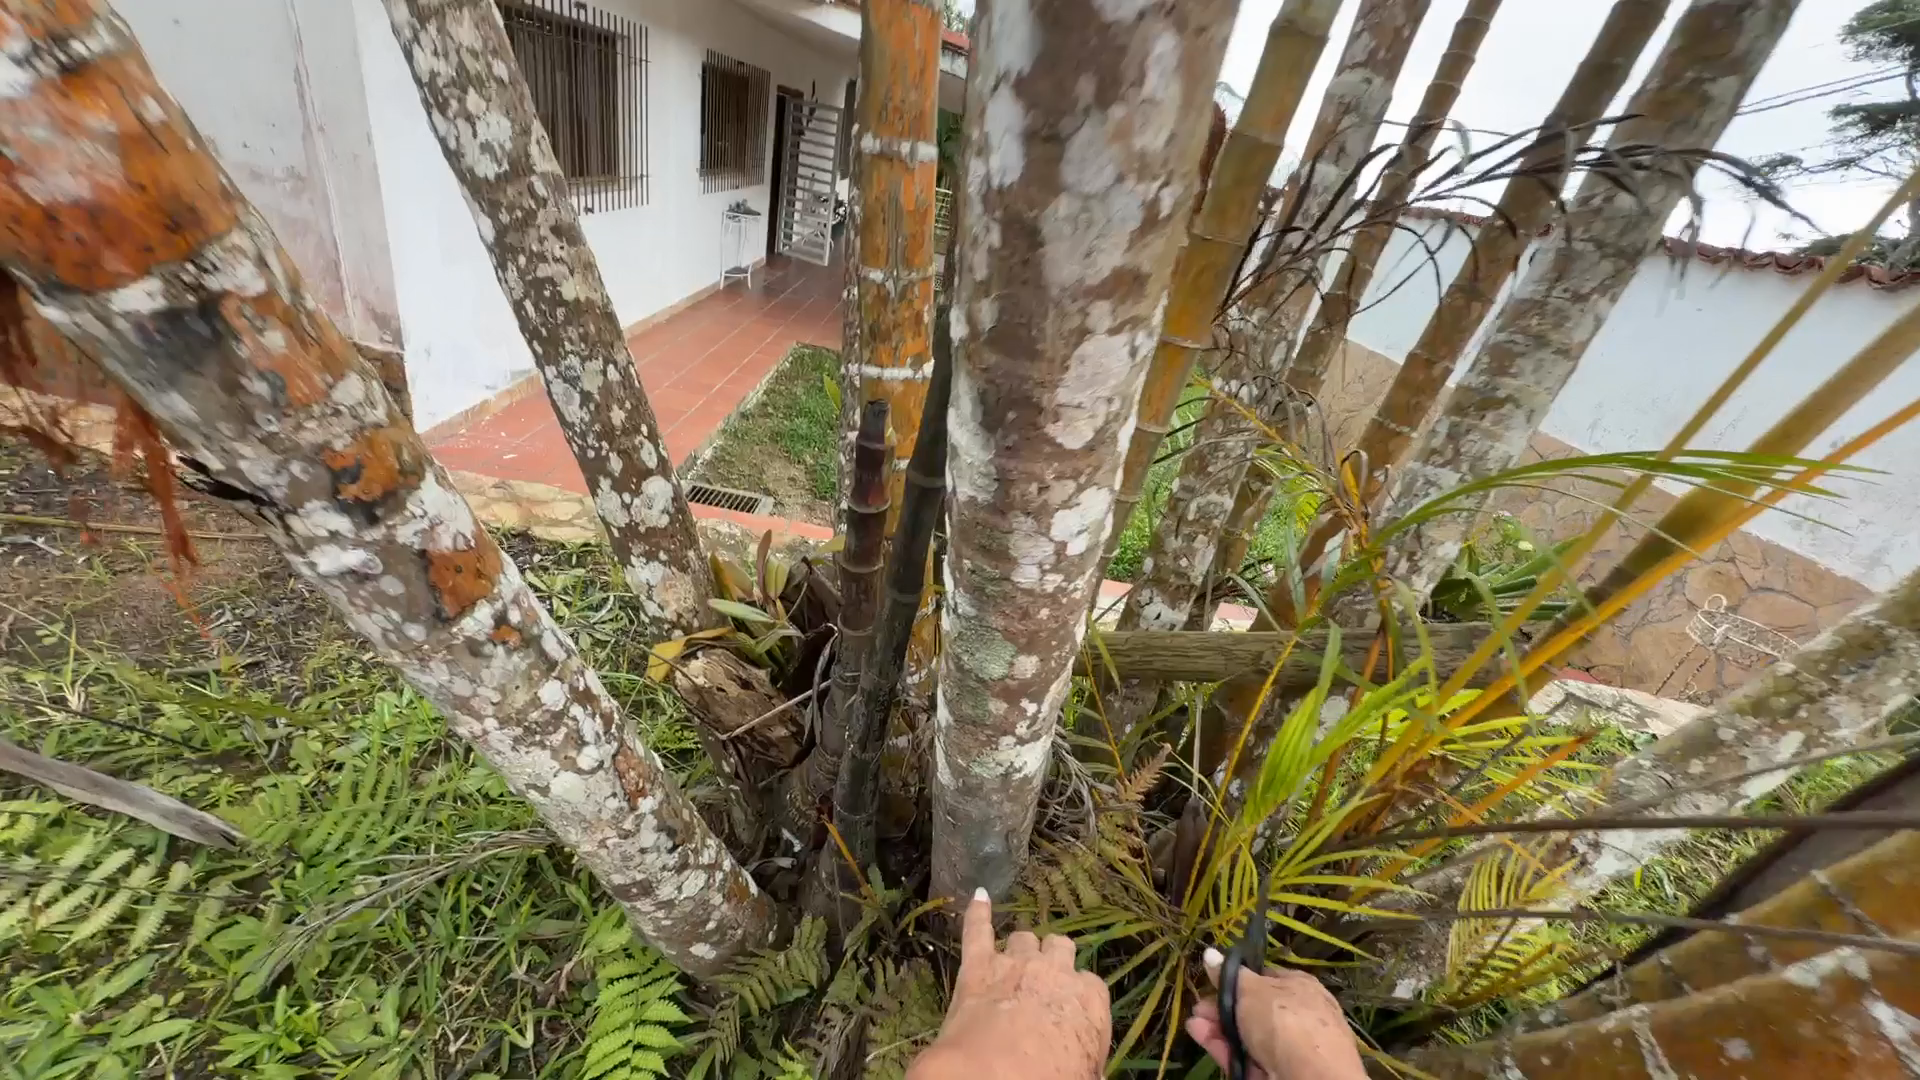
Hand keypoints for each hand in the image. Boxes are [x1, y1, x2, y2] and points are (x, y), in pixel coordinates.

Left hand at [907, 888, 1110, 1079]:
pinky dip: (978, 913)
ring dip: (1023, 949)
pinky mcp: (978, 964)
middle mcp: (1055, 971)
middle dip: (1053, 961)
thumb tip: (1090, 1069)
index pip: (1091, 986)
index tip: (1072, 1014)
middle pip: (1059, 948)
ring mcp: (1015, 962)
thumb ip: (1089, 1059)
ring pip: (1024, 938)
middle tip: (1044, 984)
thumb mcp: (1086, 1076)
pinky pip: (978, 929)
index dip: (1079, 998)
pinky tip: (980, 897)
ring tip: (1018, 963)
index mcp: (1088, 1000)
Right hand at [1185, 947, 1365, 1079]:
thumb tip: (1210, 953)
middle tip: (1200, 1006)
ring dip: (1218, 1027)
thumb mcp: (1250, 988)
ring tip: (1194, 1022)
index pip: (1266, 978)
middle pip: (1252, 1009)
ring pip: (1247, 1035)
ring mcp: (1289, 1051)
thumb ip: (1228, 975)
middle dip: (1222, 1006)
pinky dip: (1223, 1048)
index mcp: (1301, 988)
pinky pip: (1247, 1058)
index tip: (1213, 981)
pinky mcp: (1278, 1075)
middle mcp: (1298, 1018)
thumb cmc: (1283, 1021)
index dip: (1238, 979)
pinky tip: (1199, 1035)